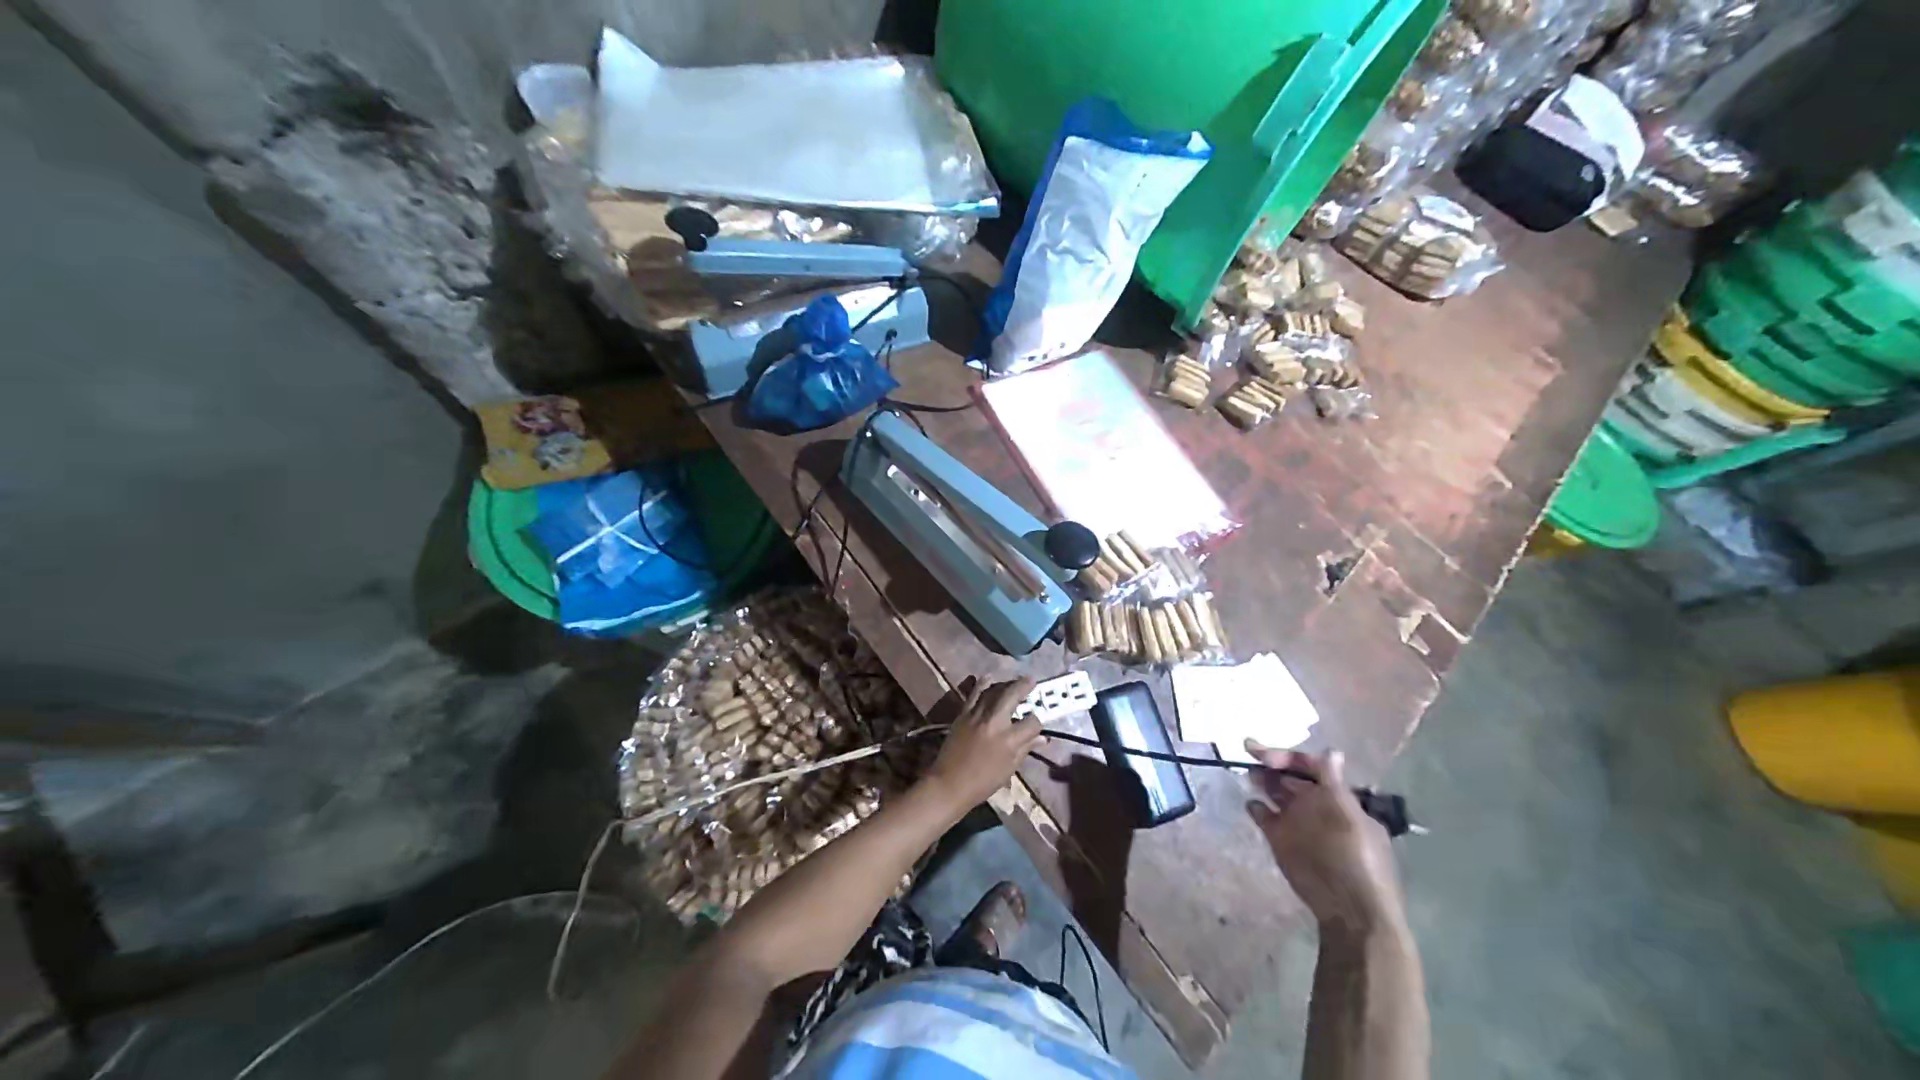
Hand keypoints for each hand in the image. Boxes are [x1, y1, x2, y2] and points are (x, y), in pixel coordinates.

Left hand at [922, 677, 1040, 811]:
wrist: (950, 783)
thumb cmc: (983, 782)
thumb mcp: (1009, 768)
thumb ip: (1026, 748)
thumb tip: (1042, 738)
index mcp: (1009, 740)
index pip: (1031, 722)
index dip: (1037, 722)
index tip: (1035, 724)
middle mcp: (995, 722)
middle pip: (1012, 695)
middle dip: (1024, 686)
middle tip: (1031, 680)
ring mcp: (977, 716)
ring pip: (993, 691)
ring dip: (1005, 683)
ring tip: (1013, 681)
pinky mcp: (963, 714)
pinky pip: (974, 694)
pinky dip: (982, 684)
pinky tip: (988, 678)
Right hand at [1246, 741, 1406, 937]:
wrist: (1351, 910)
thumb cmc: (1354, 858)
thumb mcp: (1347, 815)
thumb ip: (1333, 783)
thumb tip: (1332, 751)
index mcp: (1336, 798)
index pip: (1310, 768)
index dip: (1288, 758)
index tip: (1262, 753)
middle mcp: (1316, 806)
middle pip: (1290, 778)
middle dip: (1271, 765)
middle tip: (1247, 754)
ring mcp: (1297, 824)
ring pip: (1275, 794)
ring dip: (1261, 781)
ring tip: (1246, 773)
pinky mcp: (1281, 842)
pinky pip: (1265, 817)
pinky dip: (1256, 808)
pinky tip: (1249, 803)